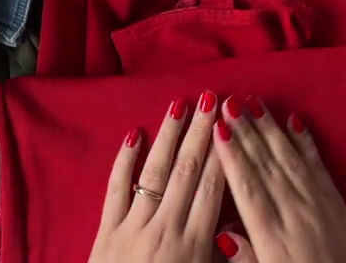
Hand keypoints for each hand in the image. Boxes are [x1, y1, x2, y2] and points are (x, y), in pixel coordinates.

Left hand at [90, 91, 227, 262]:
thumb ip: (223, 258)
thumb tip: (239, 229)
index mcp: (192, 246)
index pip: (211, 189)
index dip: (222, 153)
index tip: (231, 122)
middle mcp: (164, 229)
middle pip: (186, 171)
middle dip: (200, 133)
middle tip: (211, 98)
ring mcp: (132, 227)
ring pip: (154, 171)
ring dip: (168, 136)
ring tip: (179, 104)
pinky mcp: (106, 231)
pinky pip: (116, 188)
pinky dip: (124, 160)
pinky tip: (133, 133)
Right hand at [211, 95, 345, 262]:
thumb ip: (247, 258)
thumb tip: (223, 231)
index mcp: (273, 238)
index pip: (248, 189)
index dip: (233, 156)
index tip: (218, 127)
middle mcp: (295, 214)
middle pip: (265, 166)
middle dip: (246, 131)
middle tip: (230, 101)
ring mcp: (318, 203)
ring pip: (288, 159)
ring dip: (270, 128)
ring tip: (254, 102)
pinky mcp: (337, 200)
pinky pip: (318, 165)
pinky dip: (305, 141)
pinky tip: (294, 119)